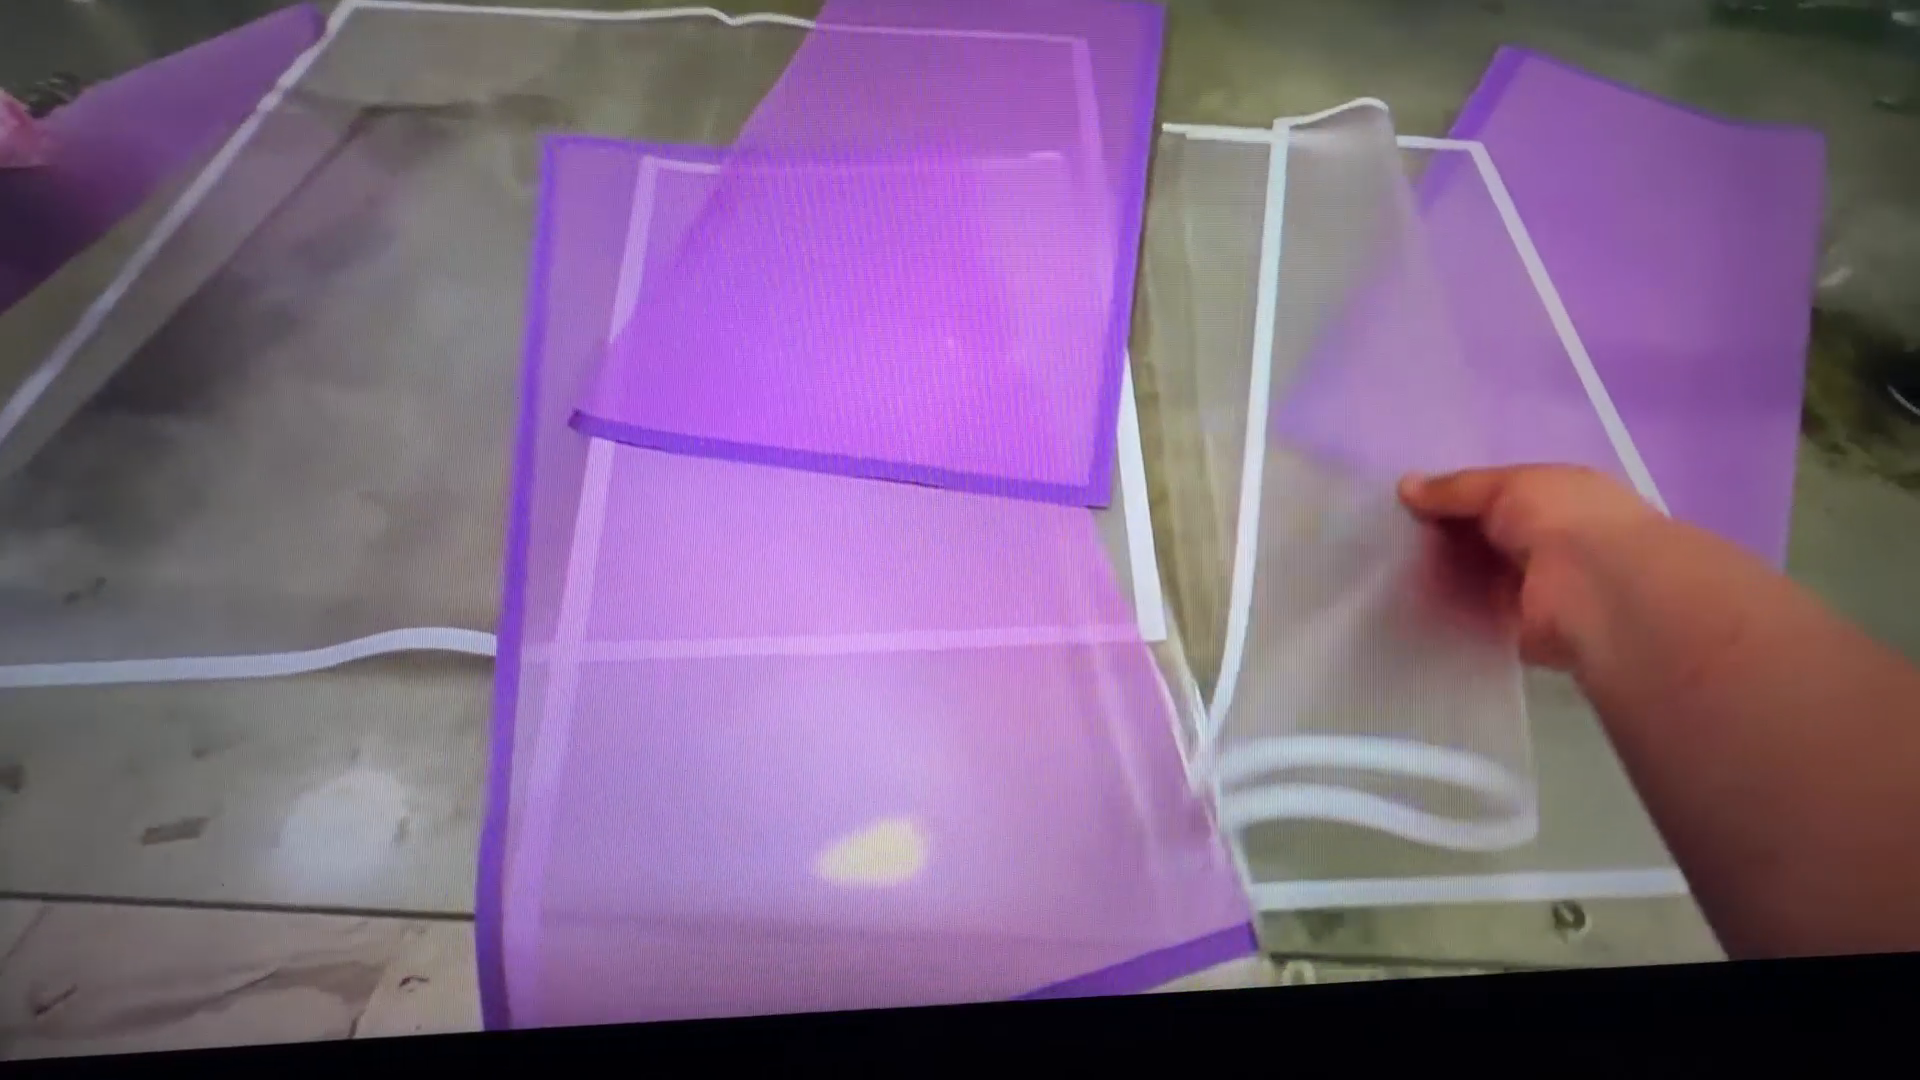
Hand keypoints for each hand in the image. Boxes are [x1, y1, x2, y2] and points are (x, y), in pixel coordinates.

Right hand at [1398, 464, 1664, 672]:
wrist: (1596, 591)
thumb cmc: (1562, 520)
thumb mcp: (1506, 485)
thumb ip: (1455, 488)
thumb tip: (1404, 486)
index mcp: (1557, 500)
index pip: (1493, 497)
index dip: (1451, 499)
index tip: (1408, 504)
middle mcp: (1548, 542)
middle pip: (1480, 538)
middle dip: (1440, 537)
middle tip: (1393, 537)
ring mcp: (1534, 587)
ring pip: (1472, 576)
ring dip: (1440, 573)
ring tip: (1394, 568)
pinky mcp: (1518, 627)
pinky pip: (1472, 614)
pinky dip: (1446, 609)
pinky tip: (1411, 599)